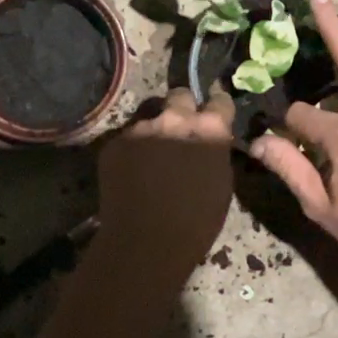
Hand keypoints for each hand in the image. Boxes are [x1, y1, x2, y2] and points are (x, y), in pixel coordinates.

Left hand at [97, 86, 236, 267]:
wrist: (147, 241)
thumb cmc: (197, 221)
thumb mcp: (222, 182)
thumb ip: (216, 151)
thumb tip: (210, 140)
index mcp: (210, 128)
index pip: (219, 100)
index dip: (217, 105)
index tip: (214, 110)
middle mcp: (175, 118)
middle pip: (179, 96)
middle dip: (181, 107)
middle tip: (179, 127)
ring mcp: (141, 127)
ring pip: (149, 116)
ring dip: (154, 129)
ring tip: (152, 154)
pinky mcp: (115, 142)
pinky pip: (128, 136)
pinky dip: (132, 149)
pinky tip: (132, 171)